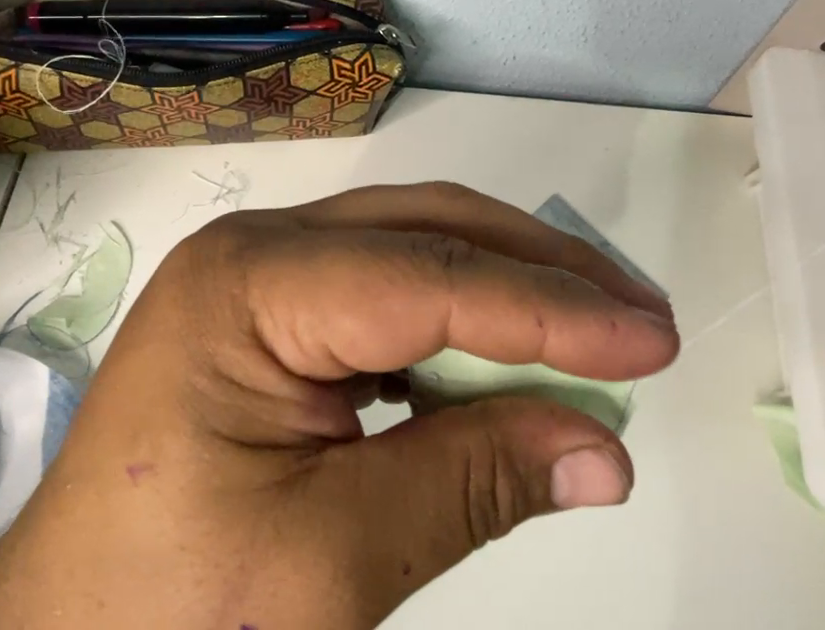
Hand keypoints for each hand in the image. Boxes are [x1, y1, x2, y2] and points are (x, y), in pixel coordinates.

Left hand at [0, 183, 677, 628]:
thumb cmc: (171, 603)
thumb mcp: (328, 557)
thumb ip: (470, 485)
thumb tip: (606, 450)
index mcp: (249, 286)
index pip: (428, 278)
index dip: (549, 309)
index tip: (653, 339)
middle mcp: (255, 252)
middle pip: (424, 232)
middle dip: (537, 273)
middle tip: (640, 318)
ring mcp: (260, 278)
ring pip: (411, 249)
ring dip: (507, 287)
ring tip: (599, 328)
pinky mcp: (273, 317)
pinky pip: (385, 294)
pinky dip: (459, 323)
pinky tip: (508, 358)